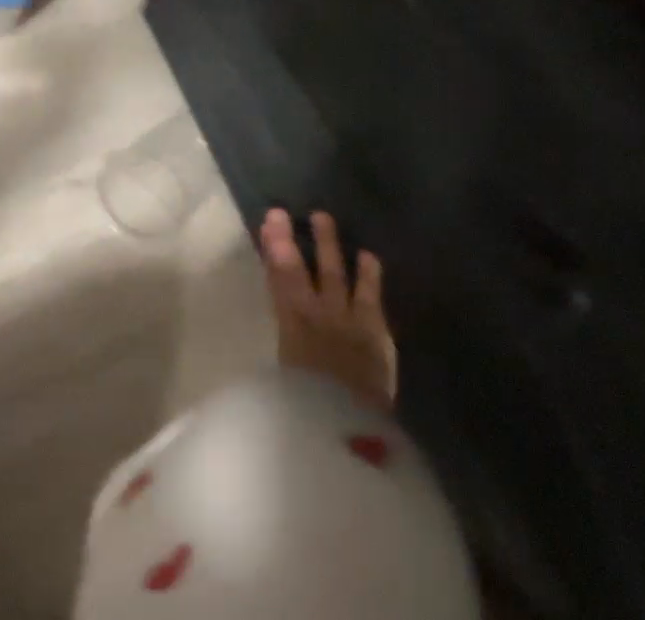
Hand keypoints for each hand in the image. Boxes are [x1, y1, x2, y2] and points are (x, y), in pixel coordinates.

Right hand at [259, 209, 396, 411]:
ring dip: (328, 247)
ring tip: (323, 219)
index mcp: (290, 329)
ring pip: (334, 276)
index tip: (268, 223)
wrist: (352, 430)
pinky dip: (369, 277)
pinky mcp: (376, 333)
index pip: (278, 281)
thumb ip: (284, 358)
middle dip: (289, 242)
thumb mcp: (283, 381)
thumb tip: (278, 344)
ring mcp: (348, 321)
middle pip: (299, 272)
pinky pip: (371, 298)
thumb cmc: (307, 410)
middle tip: (282, 214)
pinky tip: (368, 256)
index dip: (273, 250)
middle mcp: (316, 316)